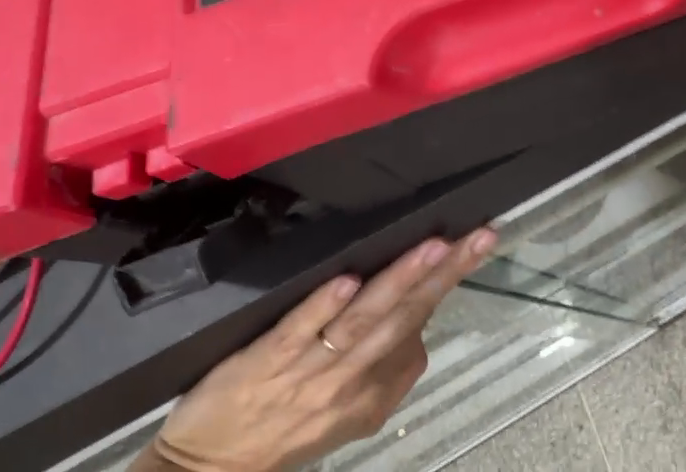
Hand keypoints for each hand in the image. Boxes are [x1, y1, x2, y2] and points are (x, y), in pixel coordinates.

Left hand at [133, 229, 496, 471]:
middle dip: (445, 274)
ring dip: (400, 282)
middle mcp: (348, 381)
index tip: (480, 240)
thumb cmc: (283, 434)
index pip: (418, 327)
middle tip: (479, 237)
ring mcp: (306, 371)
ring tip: (433, 247)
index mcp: (372, 394)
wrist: (204, 471)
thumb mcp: (348, 417)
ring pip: (362, 322)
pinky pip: (297, 333)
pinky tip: (347, 282)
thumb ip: (388, 372)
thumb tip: (420, 322)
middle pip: (404, 319)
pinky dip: (323, 308)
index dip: (450, 281)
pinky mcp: (261, 363)